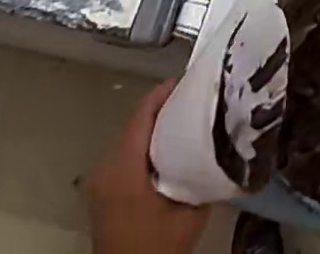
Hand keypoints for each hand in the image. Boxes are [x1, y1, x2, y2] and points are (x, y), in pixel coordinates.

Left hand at [87, 80, 210, 253]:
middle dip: (161, 108)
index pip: (142, 114)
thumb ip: (201, 182)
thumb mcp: (187, 219)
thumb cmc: (155, 250)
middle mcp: (106, 164)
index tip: (185, 82)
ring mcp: (99, 177)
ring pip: (128, 137)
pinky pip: (123, 153)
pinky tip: (164, 149)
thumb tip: (220, 154)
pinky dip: (142, 144)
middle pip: (134, 122)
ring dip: (151, 126)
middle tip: (190, 100)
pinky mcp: (100, 188)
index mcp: (124, 166)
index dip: (162, 94)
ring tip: (181, 119)